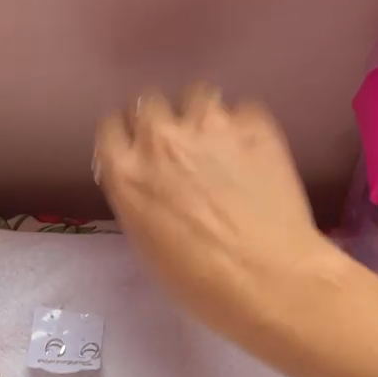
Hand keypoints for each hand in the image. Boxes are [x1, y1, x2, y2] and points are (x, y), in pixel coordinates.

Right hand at [94, 85, 338, 339]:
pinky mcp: (255, 124)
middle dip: (160, 121)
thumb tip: (152, 184)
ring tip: (217, 142)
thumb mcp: (146, 243)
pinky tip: (253, 155)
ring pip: (196, 94)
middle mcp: (160, 140)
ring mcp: (209, 126)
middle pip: (149, 104)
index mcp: (126, 174)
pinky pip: (243, 110)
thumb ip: (139, 199)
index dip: (125, 138)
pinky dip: (244, 127)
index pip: (111, 128)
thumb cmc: (197, 282)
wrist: (266, 280)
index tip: (136, 151)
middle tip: (178, 148)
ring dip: (200, 114)